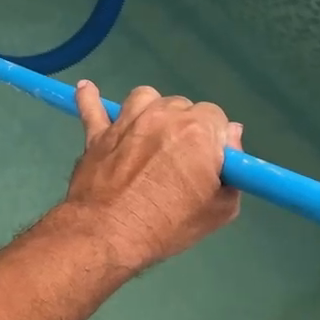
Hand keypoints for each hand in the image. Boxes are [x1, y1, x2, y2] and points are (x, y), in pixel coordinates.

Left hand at [52, 81, 242, 270]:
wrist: (109, 230)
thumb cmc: (170, 223)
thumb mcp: (221, 206)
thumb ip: (232, 167)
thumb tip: (230, 135)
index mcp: (196, 131)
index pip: (214, 116)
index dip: (213, 137)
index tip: (208, 159)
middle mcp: (160, 117)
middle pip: (179, 106)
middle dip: (184, 126)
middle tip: (179, 157)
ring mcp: (124, 122)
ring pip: (142, 98)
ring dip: (150, 110)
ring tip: (150, 133)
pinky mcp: (95, 134)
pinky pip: (90, 107)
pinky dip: (88, 98)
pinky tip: (87, 89)